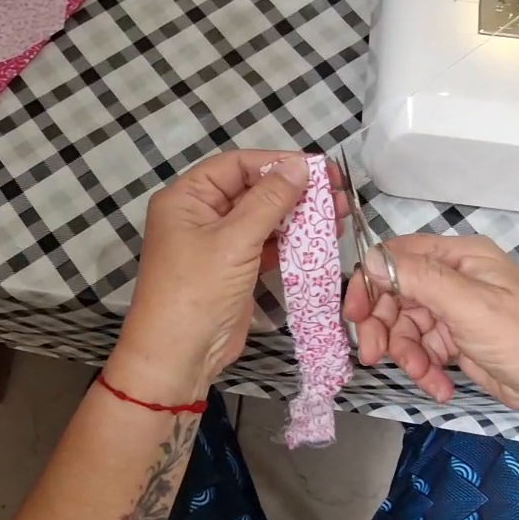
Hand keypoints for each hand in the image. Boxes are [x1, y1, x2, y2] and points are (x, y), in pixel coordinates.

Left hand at [108, 150, 337, 404]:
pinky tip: (321, 239)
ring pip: (263, 219)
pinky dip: (291, 242)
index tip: (318, 169)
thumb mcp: (234, 241)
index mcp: (186, 198)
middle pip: (253, 190)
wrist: (179, 356)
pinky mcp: (234, 270)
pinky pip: (266, 246)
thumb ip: (269, 201)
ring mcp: (217, 244)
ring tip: (339, 215)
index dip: (277, 163)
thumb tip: (299, 166)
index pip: (236, 166)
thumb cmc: (197, 291)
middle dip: (295, 191)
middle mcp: (200, 215)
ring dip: (299, 217)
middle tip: (338, 193)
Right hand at [343, 234, 518, 419]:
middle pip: (396, 295)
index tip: (354, 315)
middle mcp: (456, 278)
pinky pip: (425, 350)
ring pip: (406, 327)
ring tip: (423, 377)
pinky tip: (439, 387)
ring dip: (406, 354)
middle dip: (383, 326)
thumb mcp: (469, 305)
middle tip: (372, 355)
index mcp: (460, 257)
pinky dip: (425, 369)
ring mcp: (457, 311)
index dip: (369, 283)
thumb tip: (369, 260)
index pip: (396, 257)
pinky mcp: (460, 342)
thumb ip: (417, 278)